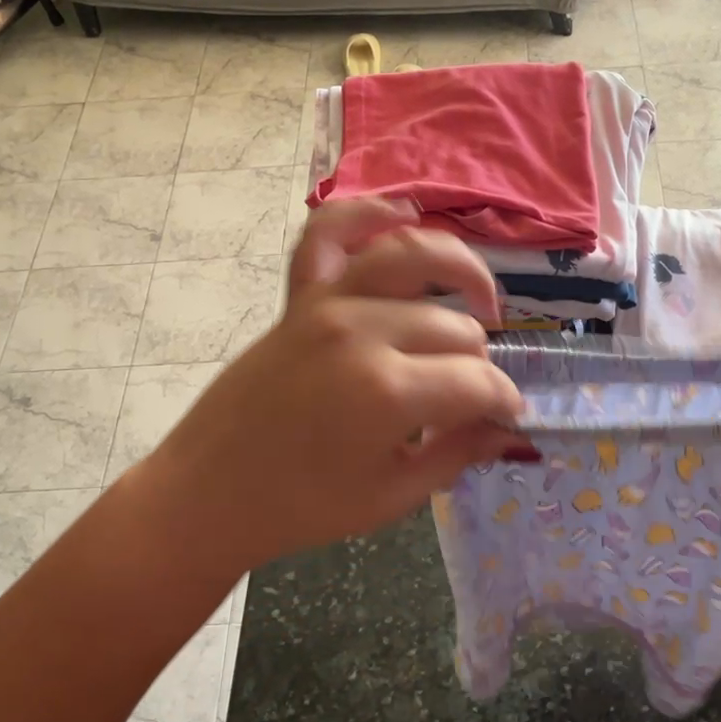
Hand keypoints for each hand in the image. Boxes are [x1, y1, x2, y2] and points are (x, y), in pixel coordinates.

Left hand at [138, 196, 526, 570]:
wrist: (211, 494)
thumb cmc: (304, 508)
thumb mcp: (393, 496)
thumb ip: (458, 455)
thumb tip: (510, 433)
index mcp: (389, 393)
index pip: (479, 382)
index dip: (505, 404)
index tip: (509, 421)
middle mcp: (362, 332)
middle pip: (455, 328)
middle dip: (478, 366)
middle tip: (470, 403)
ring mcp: (326, 304)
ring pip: (414, 258)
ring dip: (461, 274)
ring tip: (484, 303)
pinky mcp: (297, 299)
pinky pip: (332, 233)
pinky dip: (368, 213)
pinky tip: (403, 216)